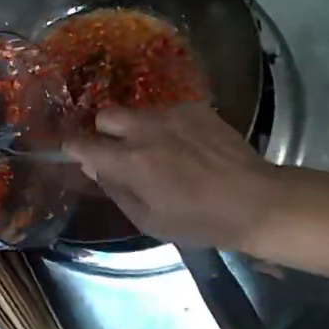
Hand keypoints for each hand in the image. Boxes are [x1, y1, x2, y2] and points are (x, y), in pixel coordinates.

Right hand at [65, 104, 278, 248]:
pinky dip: (167, 126)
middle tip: (120, 151)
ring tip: (160, 151)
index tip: (74, 153)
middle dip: (104, 131)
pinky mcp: (195, 108)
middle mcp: (145, 129)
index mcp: (130, 160)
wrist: (255, 200)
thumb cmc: (198, 220)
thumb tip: (93, 165)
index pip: (83, 144)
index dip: (73, 148)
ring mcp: (172, 114)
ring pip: (137, 112)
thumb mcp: (148, 220)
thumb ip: (115, 189)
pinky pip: (167, 111)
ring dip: (137, 128)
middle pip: (105, 115)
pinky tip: (187, 145)